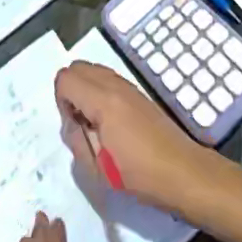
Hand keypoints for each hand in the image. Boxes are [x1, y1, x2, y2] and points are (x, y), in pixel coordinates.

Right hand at [55, 61, 219, 215]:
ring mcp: (129, 86)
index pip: (66, 78)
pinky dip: (99, 90)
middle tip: (78, 121)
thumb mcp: (97, 169)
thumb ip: (76, 140)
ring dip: (85, 88)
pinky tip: (109, 122)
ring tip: (93, 123)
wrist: (181, 170)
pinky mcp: (139, 93)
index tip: (71, 124)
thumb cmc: (138, 174)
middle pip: (79, 67)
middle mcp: (115, 85)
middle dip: (70, 89)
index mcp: (103, 101)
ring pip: (95, 69)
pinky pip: (109, 78)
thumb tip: (71, 122)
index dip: (60, 100)